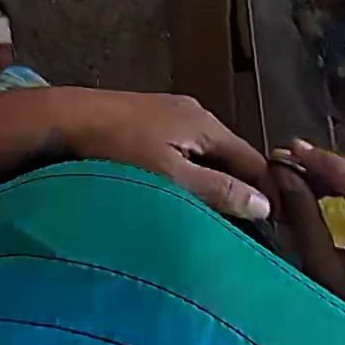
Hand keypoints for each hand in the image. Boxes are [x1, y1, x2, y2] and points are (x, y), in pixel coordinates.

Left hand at [61, 90, 270, 221]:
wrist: (66, 118)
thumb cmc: (119, 147)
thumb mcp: (171, 175)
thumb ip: (218, 189)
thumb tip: (265, 205)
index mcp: (206, 124)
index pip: (255, 161)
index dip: (267, 194)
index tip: (277, 231)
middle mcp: (193, 113)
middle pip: (229, 156)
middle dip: (237, 188)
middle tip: (244, 229)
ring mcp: (167, 113)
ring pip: (203, 152)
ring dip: (209, 181)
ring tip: (212, 216)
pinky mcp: (145, 119)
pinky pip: (180, 148)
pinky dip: (186, 170)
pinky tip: (177, 190)